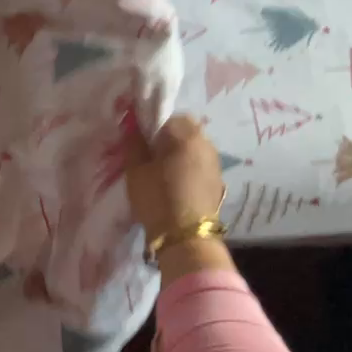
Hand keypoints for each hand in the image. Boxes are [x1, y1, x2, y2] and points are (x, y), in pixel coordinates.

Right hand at [124, 114, 232, 279]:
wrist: (186, 236)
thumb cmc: (157, 198)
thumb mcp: (135, 170)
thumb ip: (135, 144)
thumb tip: (134, 125)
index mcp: (186, 135)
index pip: (168, 115)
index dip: (150, 123)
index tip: (137, 138)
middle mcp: (206, 143)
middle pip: (184, 128)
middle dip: (166, 135)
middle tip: (147, 153)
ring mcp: (215, 161)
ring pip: (193, 145)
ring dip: (177, 150)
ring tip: (160, 168)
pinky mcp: (217, 178)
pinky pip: (199, 161)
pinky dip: (186, 164)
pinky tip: (174, 180)